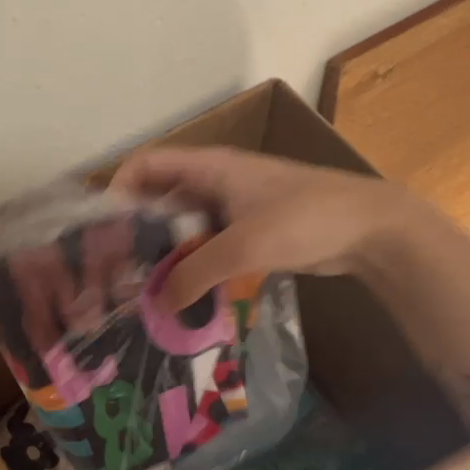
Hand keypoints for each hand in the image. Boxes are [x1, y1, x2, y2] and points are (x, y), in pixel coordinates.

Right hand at [109, 146, 423, 308]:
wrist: (368, 229)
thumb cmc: (306, 219)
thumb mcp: (243, 246)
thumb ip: (195, 275)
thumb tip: (158, 305)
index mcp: (211, 167)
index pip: (147, 165)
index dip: (119, 191)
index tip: (101, 233)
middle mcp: (216, 183)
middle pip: (160, 201)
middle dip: (137, 235)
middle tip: (118, 275)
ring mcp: (233, 210)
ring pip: (183, 230)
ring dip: (164, 258)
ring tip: (143, 294)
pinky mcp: (249, 235)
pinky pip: (207, 250)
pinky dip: (192, 270)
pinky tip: (182, 300)